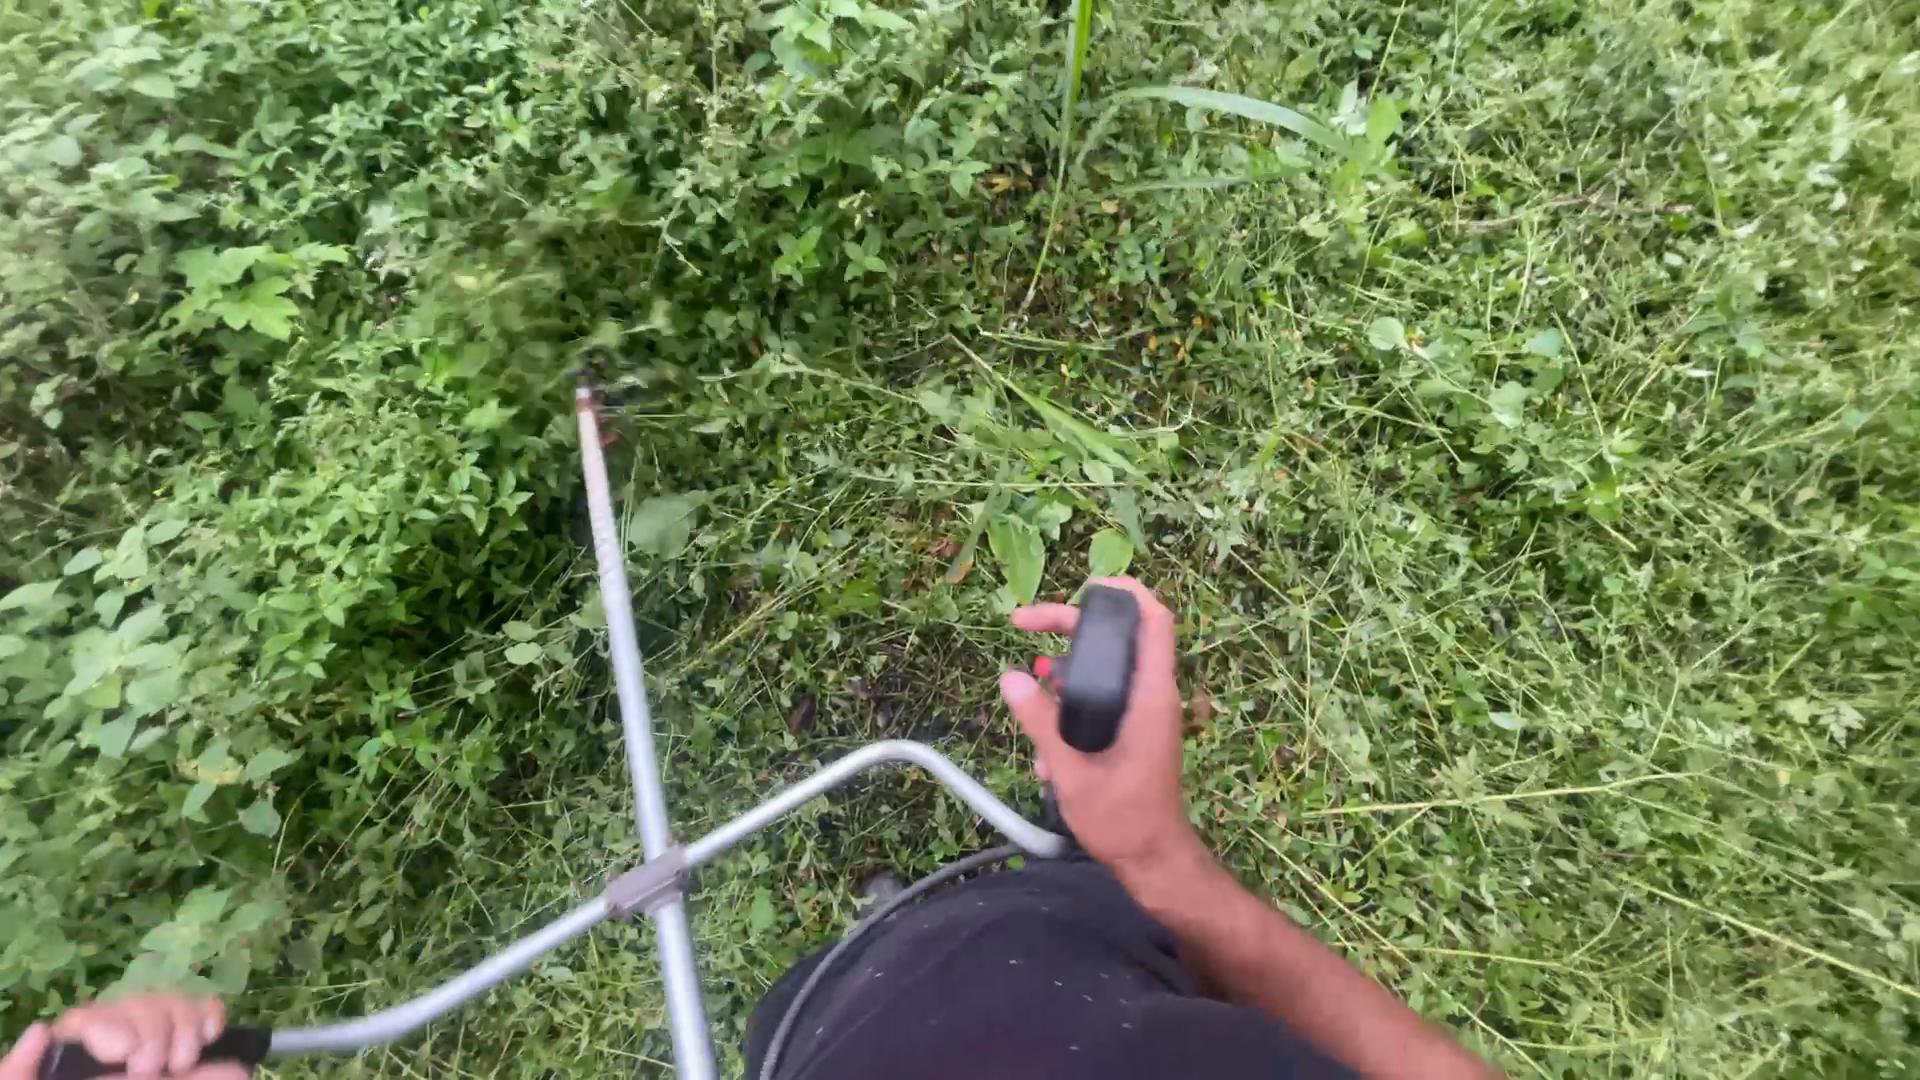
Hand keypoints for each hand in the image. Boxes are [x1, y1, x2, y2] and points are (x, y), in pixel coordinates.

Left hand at [0, 996, 247, 1079]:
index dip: (109, 1024)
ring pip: (174, 1000)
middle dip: (155, 1031)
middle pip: (136, 1003)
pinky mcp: (198, 1038)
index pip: (86, 1017)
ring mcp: (160, 1041)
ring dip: (186, 1029)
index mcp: (76, 1064)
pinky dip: (210, 1019)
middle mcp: (116, 1048)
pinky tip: (207, 1041)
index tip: (122, 1053)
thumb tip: (39, 1031)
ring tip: (182, 1063)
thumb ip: (22, 1079)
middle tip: (153, 1069)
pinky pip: (207, 1005)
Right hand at [999, 576, 1211, 884]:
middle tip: (1022, 624)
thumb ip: (1040, 721)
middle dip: (1066, 626)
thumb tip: (1010, 677)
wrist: (1152, 861)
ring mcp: (1142, 711)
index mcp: (1150, 695)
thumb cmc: (1122, 819)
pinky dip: (1069, 709)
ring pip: (1100, 668)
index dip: (1125, 591)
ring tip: (1030, 700)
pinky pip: (1098, 698)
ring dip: (1061, 678)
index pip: (1154, 620)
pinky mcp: (1132, 728)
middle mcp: (1150, 695)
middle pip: (1113, 636)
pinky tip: (1047, 751)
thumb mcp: (1072, 769)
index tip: (1085, 584)